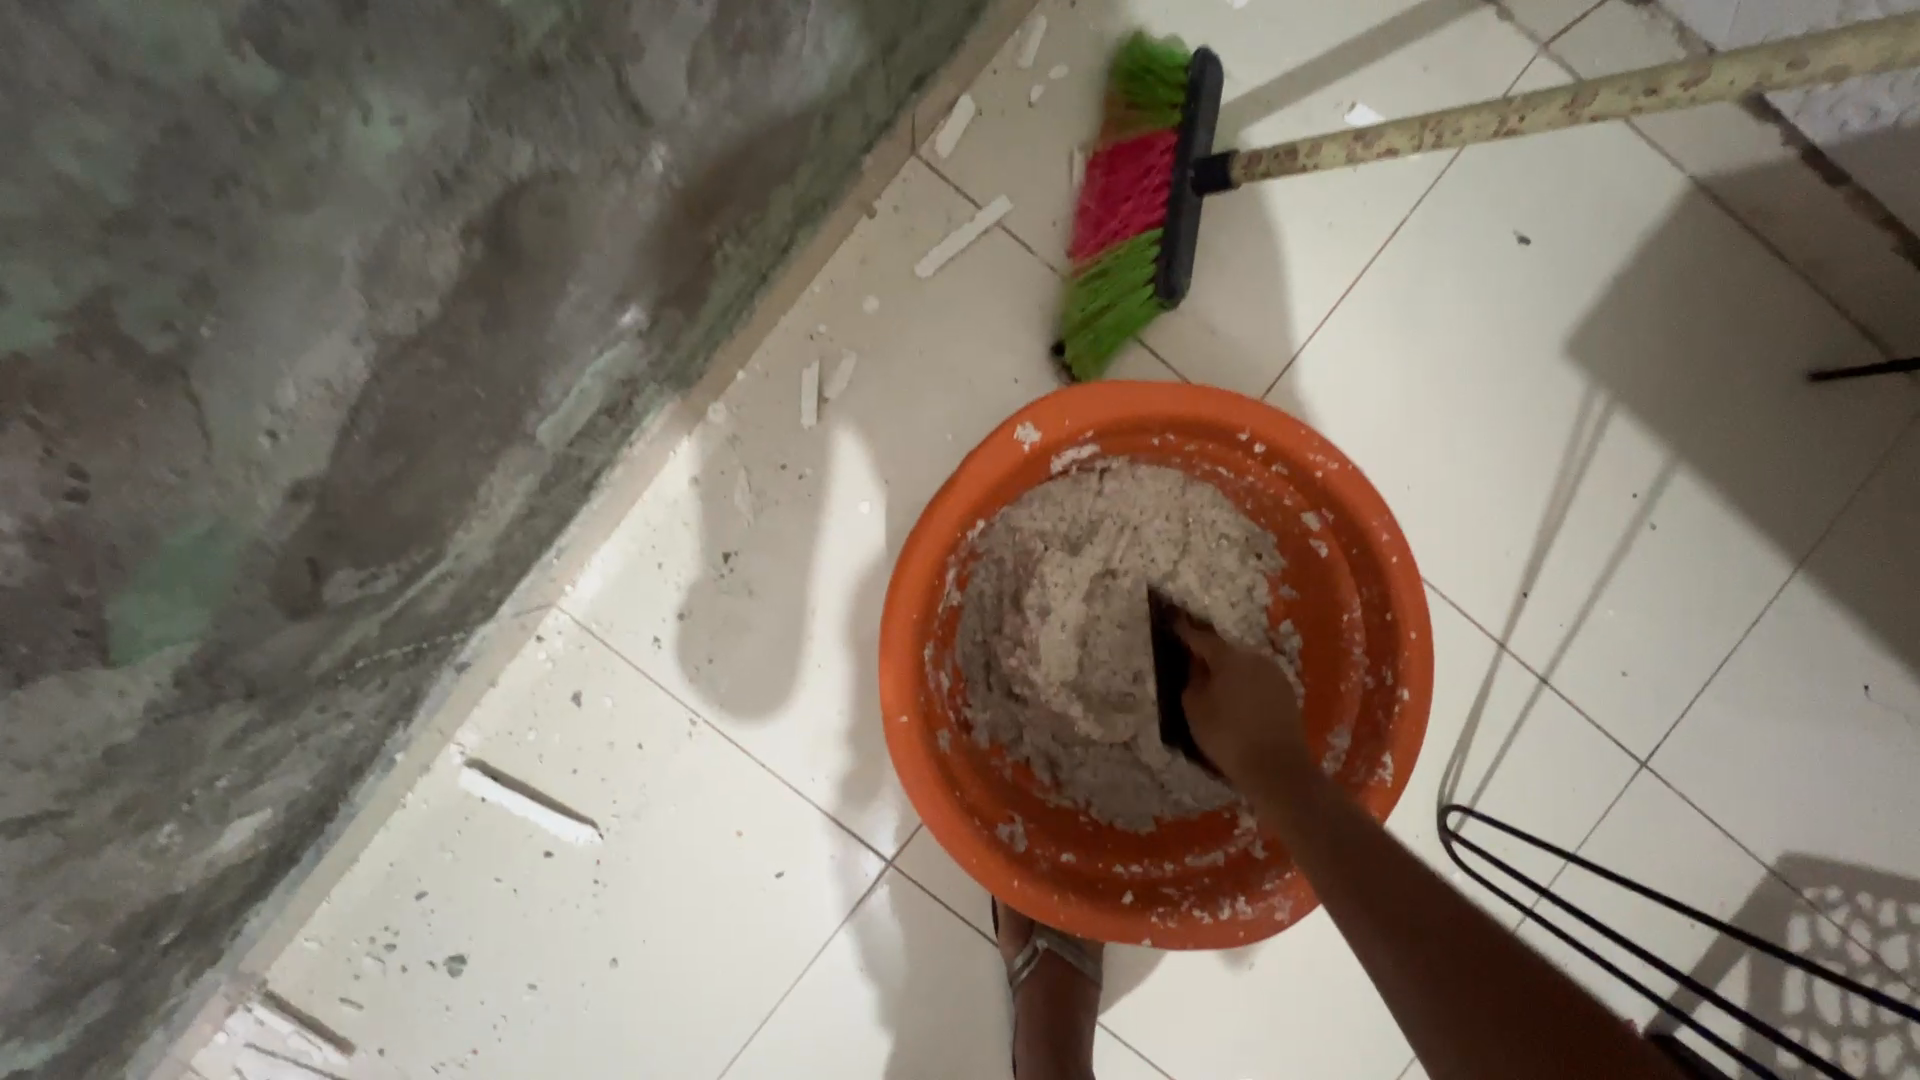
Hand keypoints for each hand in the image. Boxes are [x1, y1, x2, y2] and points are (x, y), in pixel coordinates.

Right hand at [1173, 617, 1307, 788]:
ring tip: (1216, 691)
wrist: (1277, 768)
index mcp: (1229, 657)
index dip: (1184, 630)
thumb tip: (1197, 667)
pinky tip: (1238, 705)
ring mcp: (1275, 674)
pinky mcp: (1287, 693)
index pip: (1201, 637)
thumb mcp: (1195, 708)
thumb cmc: (1227, 735)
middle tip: (1192, 666)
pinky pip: (1257, 681)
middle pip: (1225, 651)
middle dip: (1209, 656)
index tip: (1172, 620)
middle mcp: (1255, 658)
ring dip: (1229, 673)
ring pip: (1244, 666)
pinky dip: (1245, 687)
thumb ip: (1192, 680)